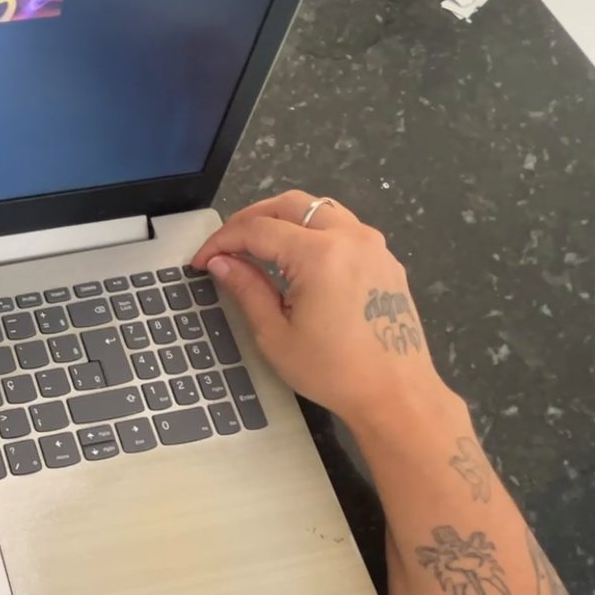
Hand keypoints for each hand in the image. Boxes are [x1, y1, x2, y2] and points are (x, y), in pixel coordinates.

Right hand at [190, 191, 453, 431]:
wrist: (393, 391)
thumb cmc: (331, 370)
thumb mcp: (275, 334)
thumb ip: (246, 289)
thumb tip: (221, 263)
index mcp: (320, 256)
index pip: (258, 230)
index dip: (221, 241)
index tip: (202, 260)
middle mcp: (351, 238)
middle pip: (290, 204)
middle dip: (249, 218)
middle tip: (223, 244)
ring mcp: (373, 244)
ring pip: (318, 209)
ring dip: (280, 220)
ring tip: (253, 247)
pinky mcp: (383, 258)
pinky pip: (340, 227)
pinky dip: (308, 232)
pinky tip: (290, 259)